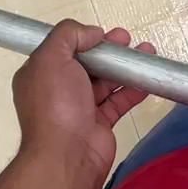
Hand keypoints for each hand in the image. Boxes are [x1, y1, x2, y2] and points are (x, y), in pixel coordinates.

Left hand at [12, 20, 154, 180]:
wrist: (67, 155)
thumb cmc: (56, 103)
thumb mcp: (51, 57)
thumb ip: (69, 35)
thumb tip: (91, 32)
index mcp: (40, 73)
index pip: (62, 49)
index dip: (83, 37)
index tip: (101, 33)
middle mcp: (58, 89)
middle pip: (87, 62)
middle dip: (108, 50)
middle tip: (127, 39)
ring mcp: (80, 107)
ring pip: (105, 80)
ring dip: (125, 66)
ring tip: (147, 52)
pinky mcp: (100, 122)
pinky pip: (118, 100)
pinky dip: (133, 88)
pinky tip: (147, 78)